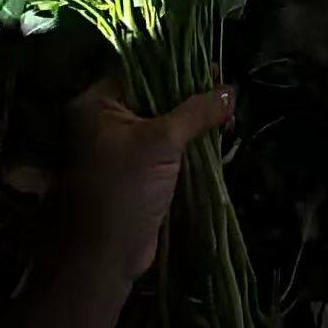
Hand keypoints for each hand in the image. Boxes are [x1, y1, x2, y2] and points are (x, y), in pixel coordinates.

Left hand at [23, 78, 233, 327]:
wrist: (103, 262)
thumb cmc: (123, 190)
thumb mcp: (162, 143)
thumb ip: (196, 111)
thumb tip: (231, 90)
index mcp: (97, 103)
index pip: (141, 69)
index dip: (178, 65)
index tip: (210, 65)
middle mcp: (103, 119)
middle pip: (154, 93)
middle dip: (191, 92)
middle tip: (223, 85)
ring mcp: (118, 145)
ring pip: (162, 119)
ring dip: (193, 117)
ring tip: (226, 110)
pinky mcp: (134, 169)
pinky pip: (164, 143)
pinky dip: (187, 139)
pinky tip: (216, 133)